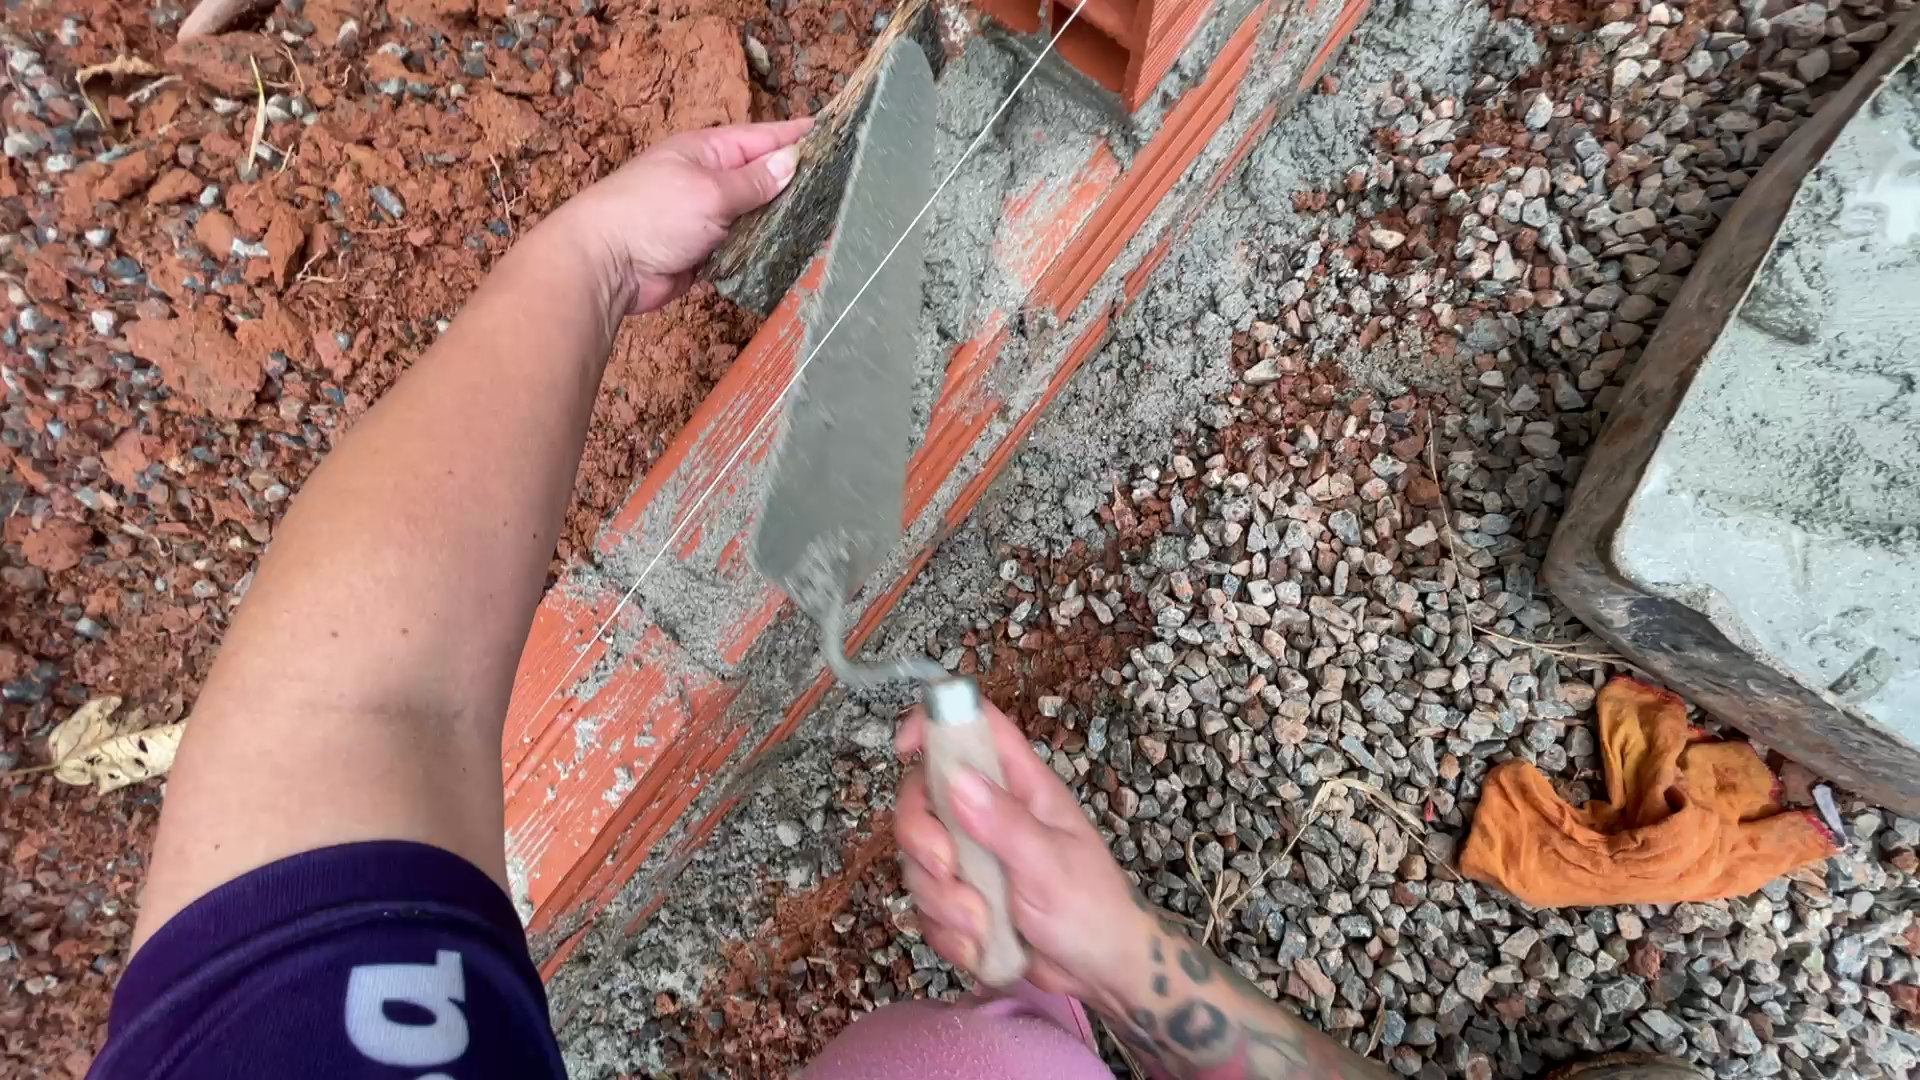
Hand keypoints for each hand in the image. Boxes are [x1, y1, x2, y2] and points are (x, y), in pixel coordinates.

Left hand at [547, 118, 810, 315]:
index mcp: (708, 153)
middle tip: (841, 185)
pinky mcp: (711, 253)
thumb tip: (790, 162)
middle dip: (797, 182)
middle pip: (764, 180)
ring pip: (759, 218)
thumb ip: (753, 182)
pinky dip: (767, 251)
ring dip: (785, 222)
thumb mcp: (710, 191)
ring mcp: (712, 219)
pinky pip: (748, 249)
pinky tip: (795, 254)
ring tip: (829, 222)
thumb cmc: (652, 213)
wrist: (611, 264)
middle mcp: (712, 182)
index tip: (831, 134)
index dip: (795, 137)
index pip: (761, 139)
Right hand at [894, 703, 1150, 1005]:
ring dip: (941, 898)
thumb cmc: (1090, 904)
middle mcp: (987, 809)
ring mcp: (970, 853)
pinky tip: (980, 945)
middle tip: (946, 869)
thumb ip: (1004, 822)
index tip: (904, 747)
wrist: (1100, 972)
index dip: (934, 722)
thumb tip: (956, 778)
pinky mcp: (959, 895)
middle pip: (923, 795)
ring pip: (918, 856)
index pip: (973, 726)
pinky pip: (925, 903)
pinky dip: (946, 930)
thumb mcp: (1050, 862)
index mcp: (1018, 783)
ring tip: (982, 925)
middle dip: (922, 838)